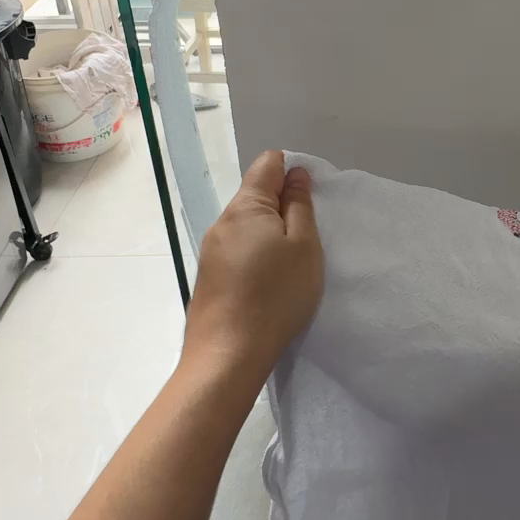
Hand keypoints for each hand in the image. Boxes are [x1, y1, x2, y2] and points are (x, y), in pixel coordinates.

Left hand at [182, 150, 323, 385]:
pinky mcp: (210, 275)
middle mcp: (222, 221)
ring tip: (290, 263)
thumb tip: (295, 174)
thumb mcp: (304, 246)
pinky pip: (239, 248)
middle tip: (307, 238)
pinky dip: (257, 253)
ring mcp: (212, 250)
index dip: (292, 172)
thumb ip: (300, 205)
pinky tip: (269, 281)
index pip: (267, 164)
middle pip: (256, 194)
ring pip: (248, 224)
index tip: (309, 201)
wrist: (228, 355)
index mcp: (245, 207)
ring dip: (271, 233)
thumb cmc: (275, 296)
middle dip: (283, 205)